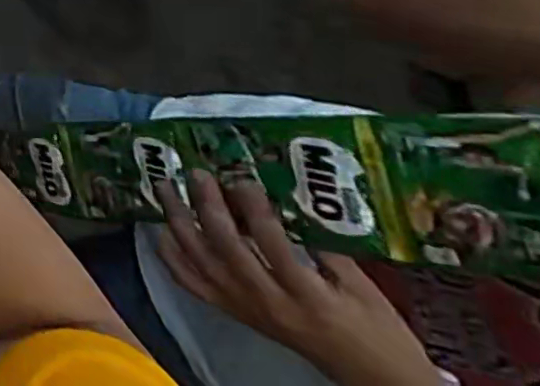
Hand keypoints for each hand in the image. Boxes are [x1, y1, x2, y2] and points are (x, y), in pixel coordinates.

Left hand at [157, 171, 445, 385]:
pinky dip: (170, 252)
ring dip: (178, 219)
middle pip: (225, 245)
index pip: (272, 243)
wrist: (374, 380)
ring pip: (197, 257)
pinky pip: (188, 280)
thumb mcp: (364, 289)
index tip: (242, 179)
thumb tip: (291, 199)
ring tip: (165, 187)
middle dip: (207, 204)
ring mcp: (242, 305)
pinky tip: (162, 227)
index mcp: (308, 295)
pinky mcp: (230, 311)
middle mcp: (267, 300)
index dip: (253, 208)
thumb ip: (326, 247)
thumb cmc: (377, 330)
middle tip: (197, 173)